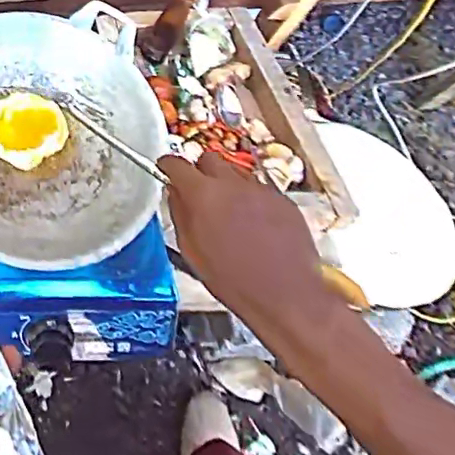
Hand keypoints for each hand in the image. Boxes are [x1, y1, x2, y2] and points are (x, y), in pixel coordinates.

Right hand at [157, 151, 343, 362]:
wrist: (288, 296)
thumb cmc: (234, 279)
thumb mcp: (192, 250)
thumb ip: (179, 213)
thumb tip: (175, 193)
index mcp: (203, 193)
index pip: (176, 163)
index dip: (167, 166)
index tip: (166, 170)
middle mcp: (232, 183)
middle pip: (209, 158)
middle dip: (200, 171)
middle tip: (200, 192)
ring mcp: (261, 190)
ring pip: (236, 173)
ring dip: (228, 185)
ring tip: (230, 213)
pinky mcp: (284, 201)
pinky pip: (260, 190)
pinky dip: (252, 200)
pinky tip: (255, 225)